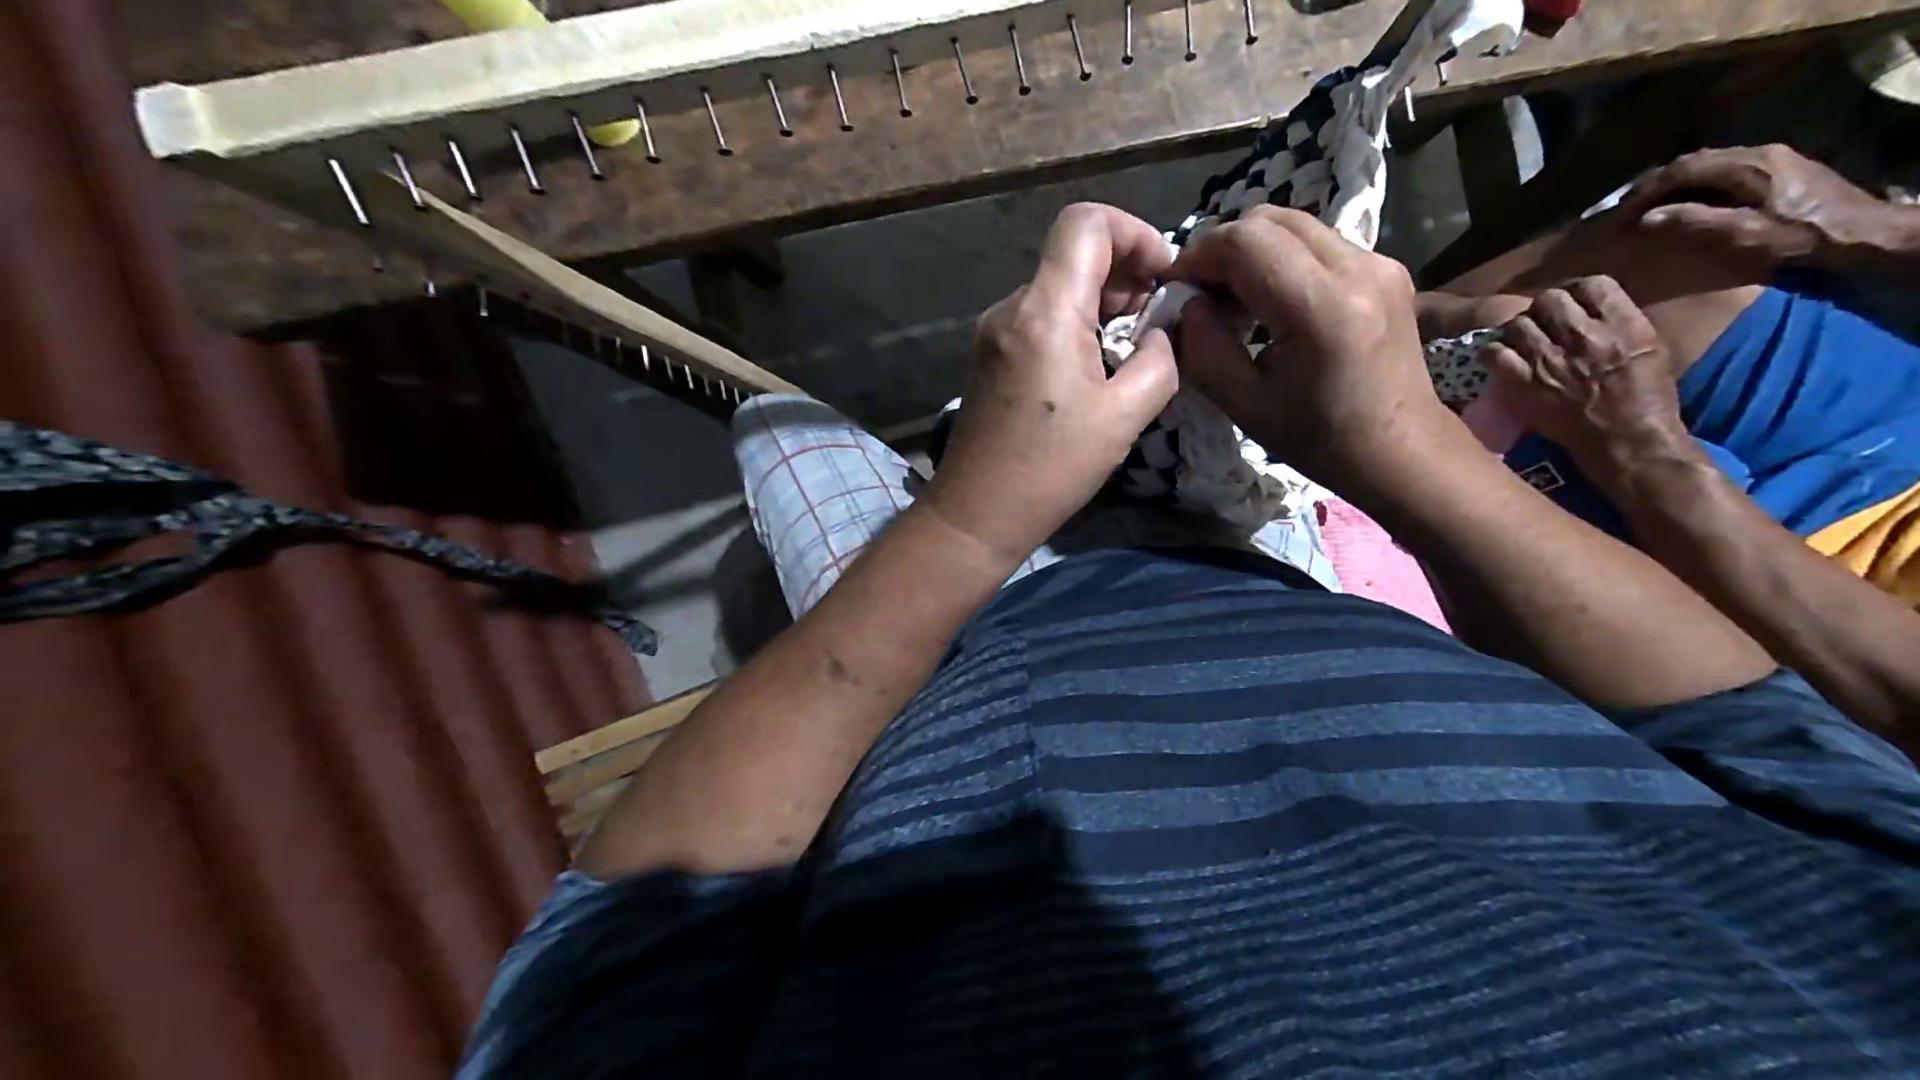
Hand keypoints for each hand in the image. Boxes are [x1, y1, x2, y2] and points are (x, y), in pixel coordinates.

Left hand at [926, 203, 1177, 561]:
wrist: (976, 512)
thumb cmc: (1051, 468)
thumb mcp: (1124, 416)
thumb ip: (1160, 359)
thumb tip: (1166, 332)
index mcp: (1045, 311)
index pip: (1086, 222)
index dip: (1134, 232)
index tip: (1161, 278)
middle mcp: (1012, 308)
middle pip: (1073, 254)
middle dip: (1124, 274)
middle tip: (1154, 322)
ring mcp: (993, 332)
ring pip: (1056, 287)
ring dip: (1100, 303)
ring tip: (1129, 349)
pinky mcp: (988, 356)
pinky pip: (1038, 319)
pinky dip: (1073, 325)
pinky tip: (1092, 368)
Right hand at [1165, 205, 1453, 484]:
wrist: (1398, 449)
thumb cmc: (1317, 438)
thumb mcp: (1243, 405)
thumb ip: (1205, 349)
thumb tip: (1187, 305)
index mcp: (1323, 310)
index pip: (1246, 242)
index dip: (1200, 255)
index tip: (1178, 290)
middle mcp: (1358, 269)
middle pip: (1268, 219)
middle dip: (1221, 249)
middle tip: (1203, 295)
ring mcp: (1378, 262)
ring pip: (1292, 224)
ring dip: (1250, 252)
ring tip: (1234, 300)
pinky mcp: (1384, 266)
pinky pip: (1315, 241)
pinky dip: (1279, 260)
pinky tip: (1270, 303)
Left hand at [1481, 276, 1694, 471]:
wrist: (1624, 437)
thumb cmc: (1646, 396)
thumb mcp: (1648, 348)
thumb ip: (1620, 323)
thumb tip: (1591, 310)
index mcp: (1623, 324)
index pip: (1593, 284)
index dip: (1577, 291)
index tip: (1572, 304)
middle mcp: (1584, 336)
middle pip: (1549, 300)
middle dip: (1543, 309)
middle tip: (1542, 324)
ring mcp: (1549, 359)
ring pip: (1517, 323)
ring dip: (1516, 330)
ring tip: (1521, 342)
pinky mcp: (1523, 382)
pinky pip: (1494, 353)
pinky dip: (1493, 352)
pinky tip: (1500, 358)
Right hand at [1620, 144, 1894, 271]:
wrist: (1860, 231)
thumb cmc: (1798, 236)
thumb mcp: (1742, 233)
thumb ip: (1694, 221)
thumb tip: (1648, 218)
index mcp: (1748, 166)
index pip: (1680, 170)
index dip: (1643, 193)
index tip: (1619, 217)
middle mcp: (1758, 153)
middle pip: (1691, 162)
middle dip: (1652, 186)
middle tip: (1625, 212)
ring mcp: (1770, 157)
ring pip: (1705, 163)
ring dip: (1671, 185)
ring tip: (1647, 208)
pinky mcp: (1776, 167)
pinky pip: (1720, 169)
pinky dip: (1691, 184)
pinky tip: (1681, 202)